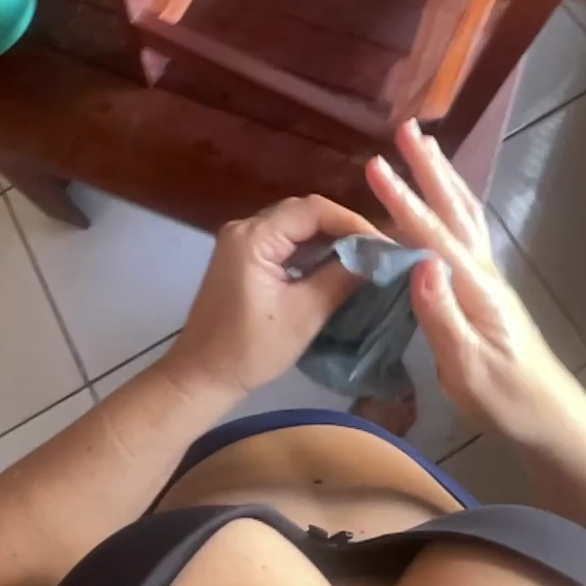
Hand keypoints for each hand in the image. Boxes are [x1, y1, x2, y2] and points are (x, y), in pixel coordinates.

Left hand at [164, 196, 379, 397]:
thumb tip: (377, 258)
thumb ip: (340, 279)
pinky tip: (335, 264)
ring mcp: (241, 242)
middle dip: (343, 228)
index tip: (384, 243)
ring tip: (365, 255)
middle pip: (302, 213)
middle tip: (379, 249)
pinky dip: (310, 249)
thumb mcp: (303, 315)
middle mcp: (244, 228)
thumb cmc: (250, 349)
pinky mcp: (243, 257)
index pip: (311, 210)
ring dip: (328, 238)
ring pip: (294, 226)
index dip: (352, 222)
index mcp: (253, 237)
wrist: (201, 375)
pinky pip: (283, 241)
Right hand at [366, 122, 585, 466]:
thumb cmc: (507, 400)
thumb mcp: (467, 369)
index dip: (402, 199)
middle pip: (455, 206)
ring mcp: (487, 275)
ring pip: (465, 212)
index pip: (431, 234)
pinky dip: (451, 200)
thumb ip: (441, 316)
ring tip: (424, 145)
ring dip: (443, 175)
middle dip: (428, 166)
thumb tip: (419, 261)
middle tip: (407, 128)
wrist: (552, 420)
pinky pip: (466, 228)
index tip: (374, 164)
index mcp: (475, 286)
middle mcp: (484, 270)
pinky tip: (443, 196)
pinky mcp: (485, 285)